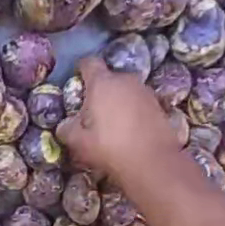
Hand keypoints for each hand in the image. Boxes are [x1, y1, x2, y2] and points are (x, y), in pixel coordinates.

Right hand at [58, 57, 184, 183]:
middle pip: (109, 78)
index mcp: (102, 83)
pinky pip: (140, 104)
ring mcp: (145, 91)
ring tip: (114, 124)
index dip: (81, 70)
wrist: (152, 162)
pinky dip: (134, 112)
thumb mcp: (79, 142)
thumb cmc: (109, 147)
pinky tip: (131, 131)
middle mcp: (125, 80)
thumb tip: (64, 125)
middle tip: (93, 112)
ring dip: (119, 101)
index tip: (78, 80)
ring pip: (126, 91)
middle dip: (101, 91)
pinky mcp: (160, 106)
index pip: (89, 63)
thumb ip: (67, 130)